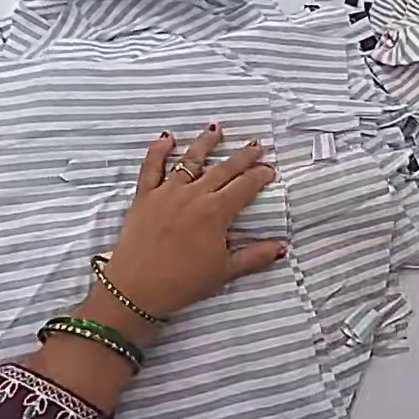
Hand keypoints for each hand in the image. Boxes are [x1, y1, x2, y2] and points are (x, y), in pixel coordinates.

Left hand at [101, 124, 286, 322]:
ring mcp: (167, 192)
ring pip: (190, 160)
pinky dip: (158, 151)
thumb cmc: (183, 282)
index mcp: (216, 212)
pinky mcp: (145, 196)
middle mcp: (194, 195)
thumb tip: (283, 247)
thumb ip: (255, 256)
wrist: (136, 289)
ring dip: (205, 143)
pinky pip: (150, 167)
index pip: (245, 186)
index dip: (260, 176)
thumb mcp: (225, 271)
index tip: (270, 170)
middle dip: (243, 156)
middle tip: (257, 145)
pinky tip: (167, 138)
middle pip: (224, 169)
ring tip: (217, 129)